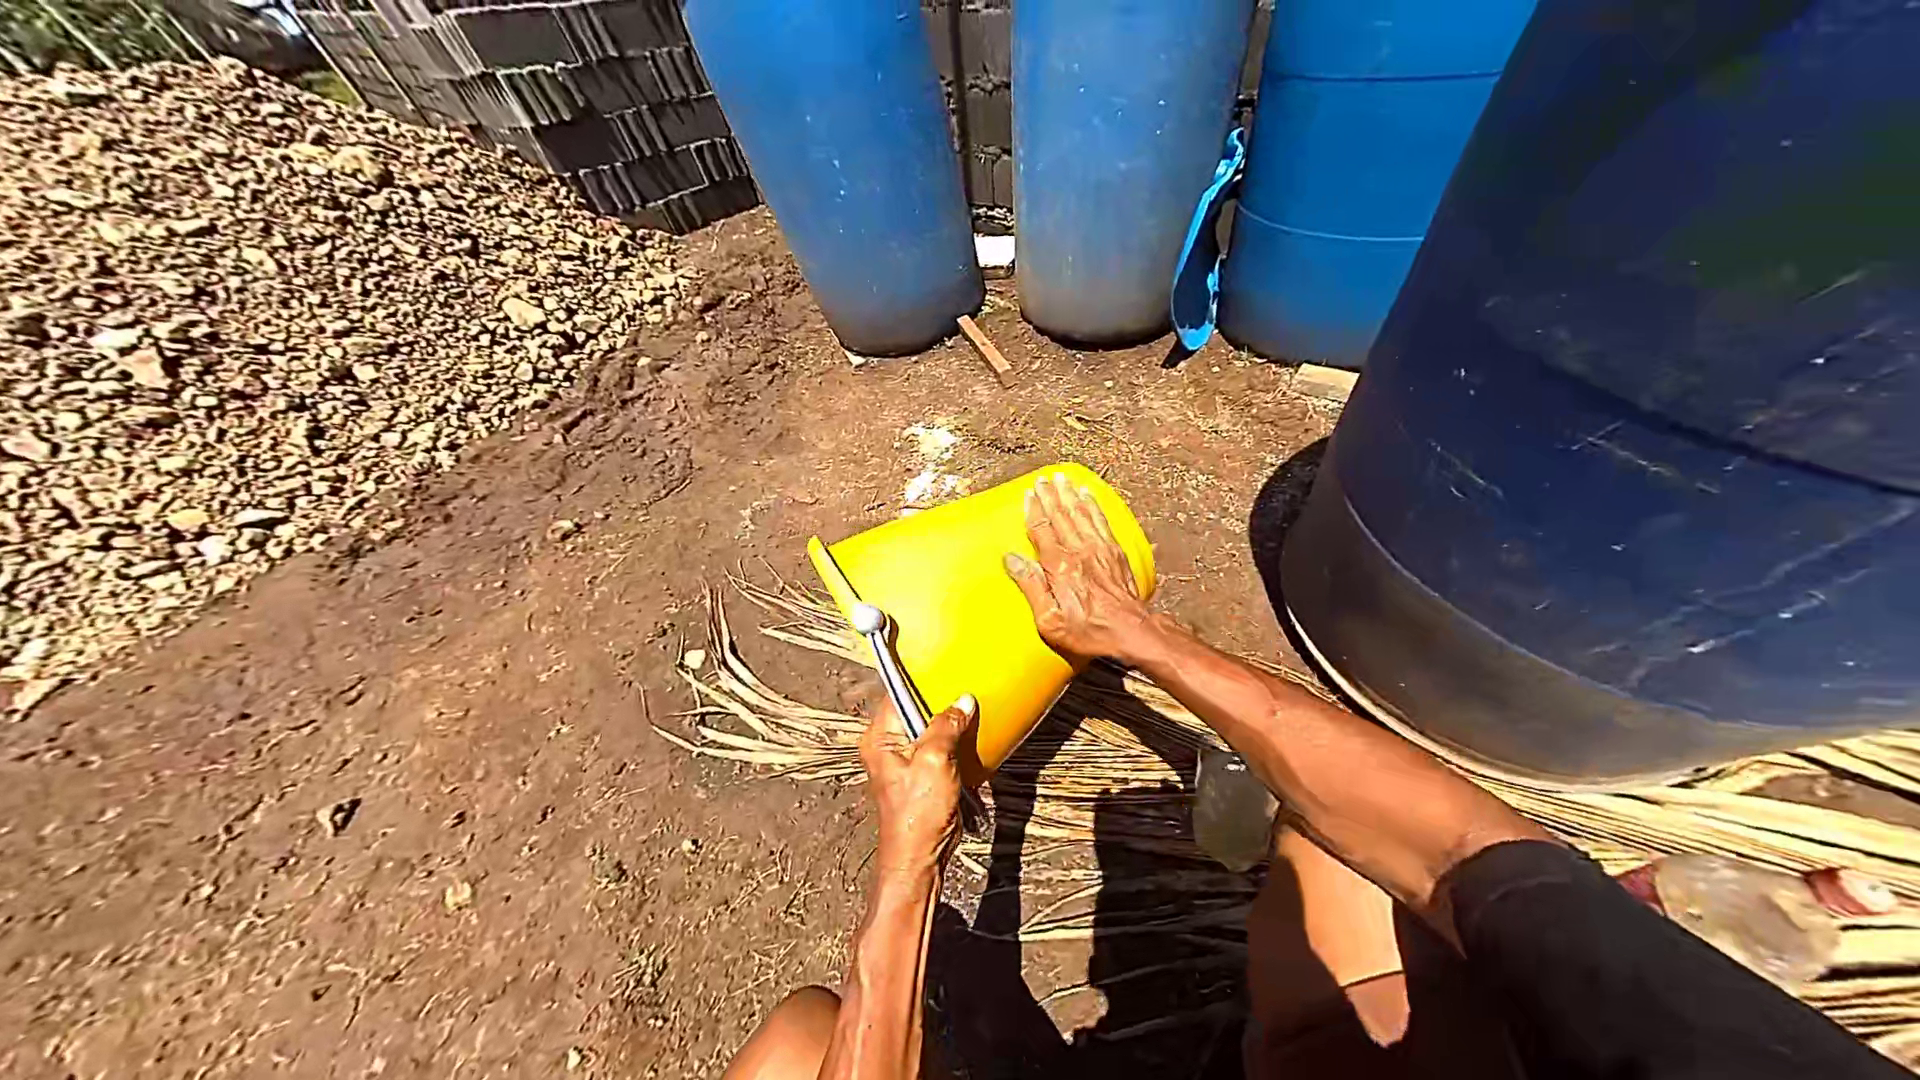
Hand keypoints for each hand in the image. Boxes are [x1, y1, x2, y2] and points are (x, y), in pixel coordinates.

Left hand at [858, 694, 977, 879]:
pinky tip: (968, 739)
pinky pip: (938, 748)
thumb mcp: (934, 761)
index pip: (898, 695)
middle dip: (940, 704)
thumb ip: (946, 726)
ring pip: (929, 729)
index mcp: (880, 739)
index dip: (921, 682)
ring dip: (949, 725)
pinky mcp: (922, 775)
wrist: (920, 858)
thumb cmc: (917, 816)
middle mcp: (888, 747)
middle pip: (915, 711)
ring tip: (969, 713)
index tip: (946, 671)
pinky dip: (953, 743)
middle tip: (962, 692)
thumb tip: (962, 701)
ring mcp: (905, 762)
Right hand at [1003, 471, 1155, 663]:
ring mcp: (1100, 550)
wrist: (1131, 633)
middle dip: (1050, 495)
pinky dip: (1093, 506)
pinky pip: (1101, 521)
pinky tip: (1089, 496)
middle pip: (1061, 515)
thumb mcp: (1049, 620)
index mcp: (1060, 566)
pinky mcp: (1115, 553)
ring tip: (1063, 479)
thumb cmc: (1088, 632)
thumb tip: (1012, 559)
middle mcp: (1079, 551)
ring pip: (1082, 513)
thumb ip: (1031, 586)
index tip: (1028, 494)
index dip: (1034, 510)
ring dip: (1070, 494)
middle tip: (1043, 479)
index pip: (1042, 529)